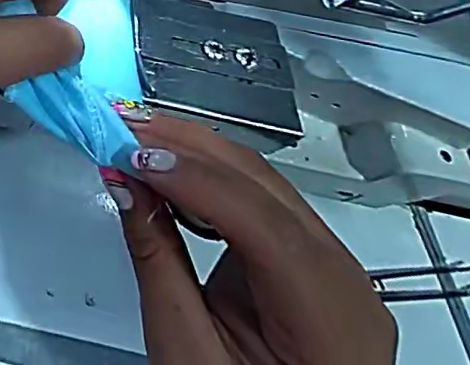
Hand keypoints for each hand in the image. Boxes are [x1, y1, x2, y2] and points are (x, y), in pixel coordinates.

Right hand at [107, 115, 395, 364]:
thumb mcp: (188, 354)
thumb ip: (157, 261)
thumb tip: (127, 183)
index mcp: (329, 317)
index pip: (261, 220)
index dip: (194, 179)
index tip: (135, 155)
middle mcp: (343, 277)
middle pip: (261, 185)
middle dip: (187, 148)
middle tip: (126, 126)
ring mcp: (331, 260)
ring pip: (258, 179)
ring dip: (194, 153)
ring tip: (139, 137)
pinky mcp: (306, 251)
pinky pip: (257, 195)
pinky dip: (209, 176)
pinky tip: (172, 166)